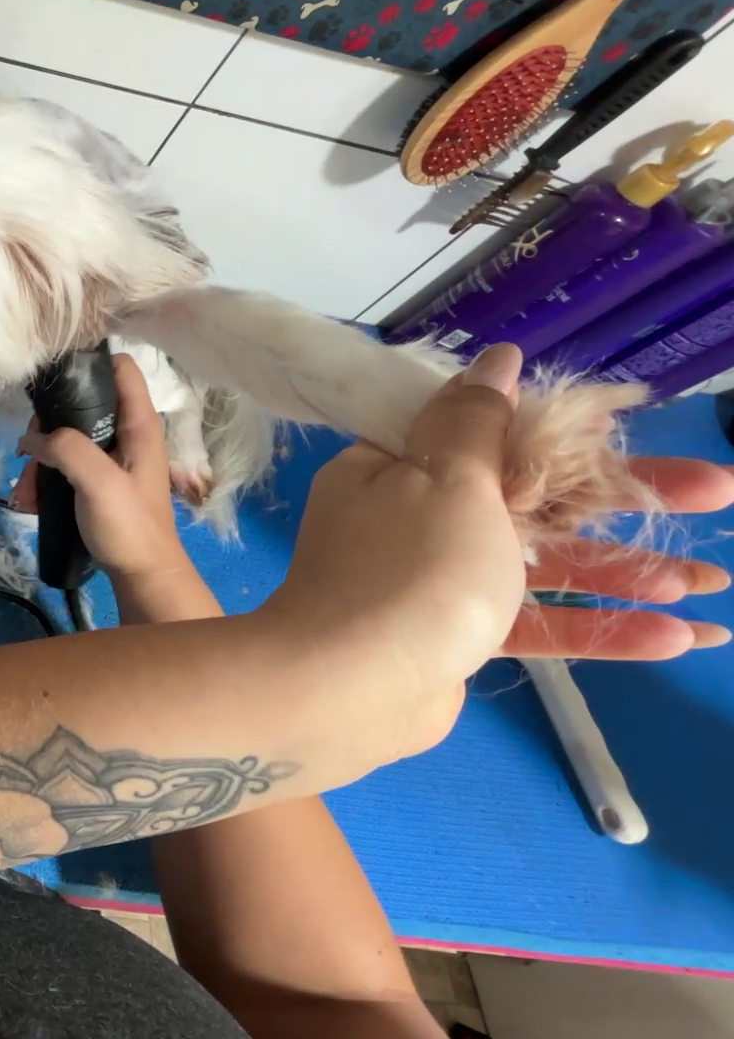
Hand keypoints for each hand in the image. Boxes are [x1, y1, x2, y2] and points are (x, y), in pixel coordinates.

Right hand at [10, 353, 193, 584]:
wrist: (141, 576)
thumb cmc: (129, 527)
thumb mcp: (98, 482)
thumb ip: (67, 449)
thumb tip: (32, 438)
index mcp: (139, 425)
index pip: (121, 369)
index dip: (89, 363)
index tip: (53, 378)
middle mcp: (125, 435)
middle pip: (80, 406)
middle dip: (47, 427)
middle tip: (30, 452)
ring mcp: (110, 459)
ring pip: (65, 439)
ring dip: (39, 461)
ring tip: (26, 492)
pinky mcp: (95, 482)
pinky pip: (62, 467)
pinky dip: (43, 480)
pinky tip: (30, 501)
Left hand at [266, 344, 730, 760]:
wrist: (347, 684)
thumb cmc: (407, 570)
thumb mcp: (444, 477)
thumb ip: (473, 422)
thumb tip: (491, 360)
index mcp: (387, 472)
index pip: (476, 436)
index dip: (554, 433)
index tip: (626, 429)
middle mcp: (402, 520)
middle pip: (520, 497)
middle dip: (614, 497)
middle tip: (716, 491)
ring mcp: (424, 581)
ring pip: (533, 563)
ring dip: (619, 569)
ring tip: (707, 584)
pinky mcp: (446, 635)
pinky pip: (529, 623)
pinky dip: (595, 626)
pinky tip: (678, 636)